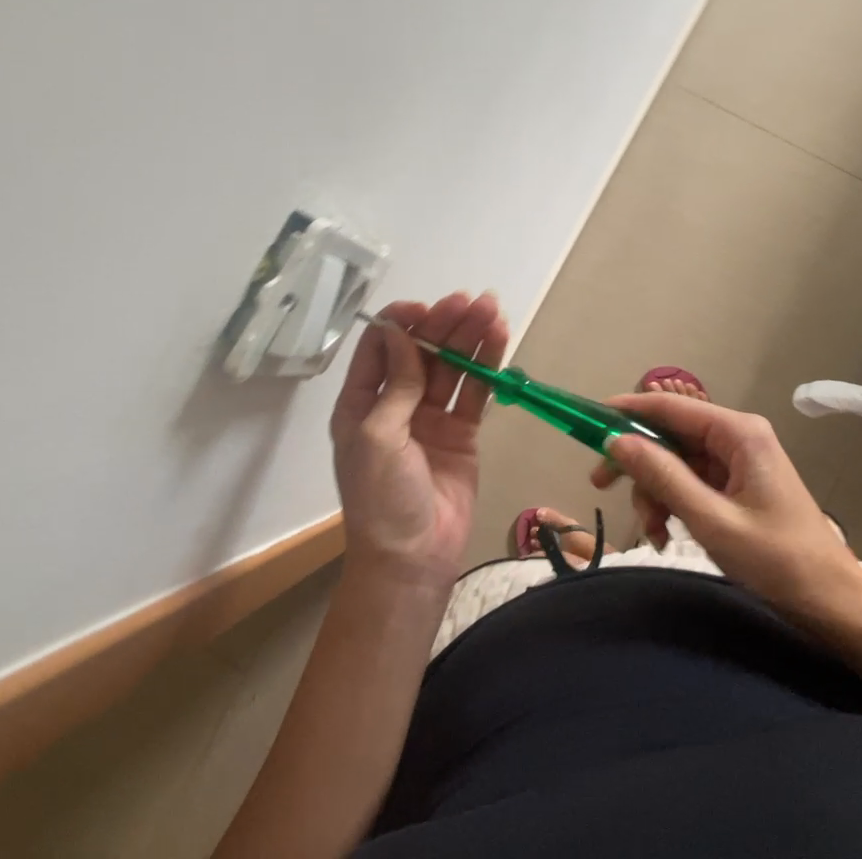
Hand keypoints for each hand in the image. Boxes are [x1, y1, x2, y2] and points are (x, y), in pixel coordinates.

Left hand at [330, 292, 507, 589]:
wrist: (412, 558)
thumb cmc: (382, 498)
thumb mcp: (377, 436)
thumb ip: (395, 385)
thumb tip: (399, 332)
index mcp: (361, 403)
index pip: (380, 348)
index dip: (402, 323)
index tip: (426, 308)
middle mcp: (395, 405)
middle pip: (422, 353)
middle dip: (444, 325)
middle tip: (471, 302)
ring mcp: (431, 419)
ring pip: (452, 368)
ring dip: (470, 339)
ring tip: (492, 310)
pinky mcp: (462, 435)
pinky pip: (474, 394)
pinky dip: (487, 368)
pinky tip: (499, 340)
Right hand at [593, 393, 861, 621]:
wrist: (831, 602)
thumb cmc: (778, 561)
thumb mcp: (711, 520)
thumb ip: (663, 477)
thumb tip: (616, 441)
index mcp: (739, 433)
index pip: (670, 407)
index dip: (626, 412)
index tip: (586, 425)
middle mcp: (737, 439)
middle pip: (669, 435)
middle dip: (637, 463)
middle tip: (601, 485)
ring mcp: (738, 464)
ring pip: (675, 463)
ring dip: (654, 493)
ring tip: (652, 531)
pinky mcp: (737, 488)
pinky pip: (690, 485)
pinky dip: (672, 506)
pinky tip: (665, 535)